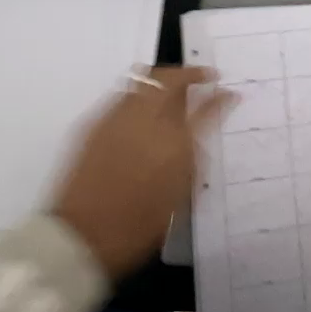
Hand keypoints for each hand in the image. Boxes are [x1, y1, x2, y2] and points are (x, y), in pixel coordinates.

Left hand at [51, 65, 235, 278]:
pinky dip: (139, 92)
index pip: (207, 108)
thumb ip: (191, 161)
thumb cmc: (136, 228)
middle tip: (202, 77)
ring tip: (172, 86)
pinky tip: (142, 104)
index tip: (229, 92)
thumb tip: (197, 140)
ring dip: (163, 79)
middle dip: (191, 74)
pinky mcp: (95, 122)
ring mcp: (118, 118)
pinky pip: (123, 94)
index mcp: (175, 144)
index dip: (221, 97)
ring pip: (145, 80)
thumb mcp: (177, 198)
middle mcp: (148, 122)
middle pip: (173, 80)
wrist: (80, 237)